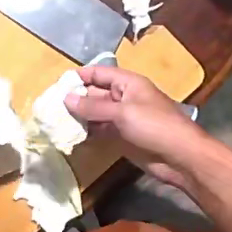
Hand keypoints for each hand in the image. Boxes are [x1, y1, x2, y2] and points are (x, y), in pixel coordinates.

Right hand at [65, 66, 211, 191]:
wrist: (180, 157)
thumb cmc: (155, 126)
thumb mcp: (122, 112)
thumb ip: (93, 106)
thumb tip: (66, 99)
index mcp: (128, 83)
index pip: (98, 73)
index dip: (79, 77)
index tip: (56, 85)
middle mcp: (124, 97)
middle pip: (95, 93)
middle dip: (75, 99)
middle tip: (50, 107)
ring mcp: (123, 118)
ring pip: (96, 113)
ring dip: (79, 117)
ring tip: (56, 122)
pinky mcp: (122, 137)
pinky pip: (100, 130)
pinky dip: (87, 132)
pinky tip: (72, 136)